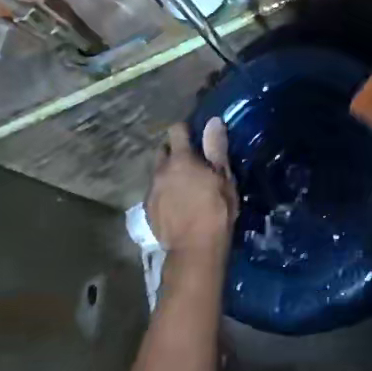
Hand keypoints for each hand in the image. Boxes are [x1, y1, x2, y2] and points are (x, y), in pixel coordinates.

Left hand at [146, 118, 236, 268]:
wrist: (194, 249)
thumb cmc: (216, 210)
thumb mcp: (223, 178)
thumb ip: (216, 149)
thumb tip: (213, 122)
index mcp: (181, 159)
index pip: (177, 130)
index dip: (187, 130)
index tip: (197, 136)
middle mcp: (160, 170)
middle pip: (164, 150)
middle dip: (176, 151)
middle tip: (193, 162)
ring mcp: (151, 190)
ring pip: (159, 172)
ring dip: (170, 173)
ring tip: (185, 185)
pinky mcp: (148, 209)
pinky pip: (156, 191)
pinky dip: (165, 191)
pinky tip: (177, 204)